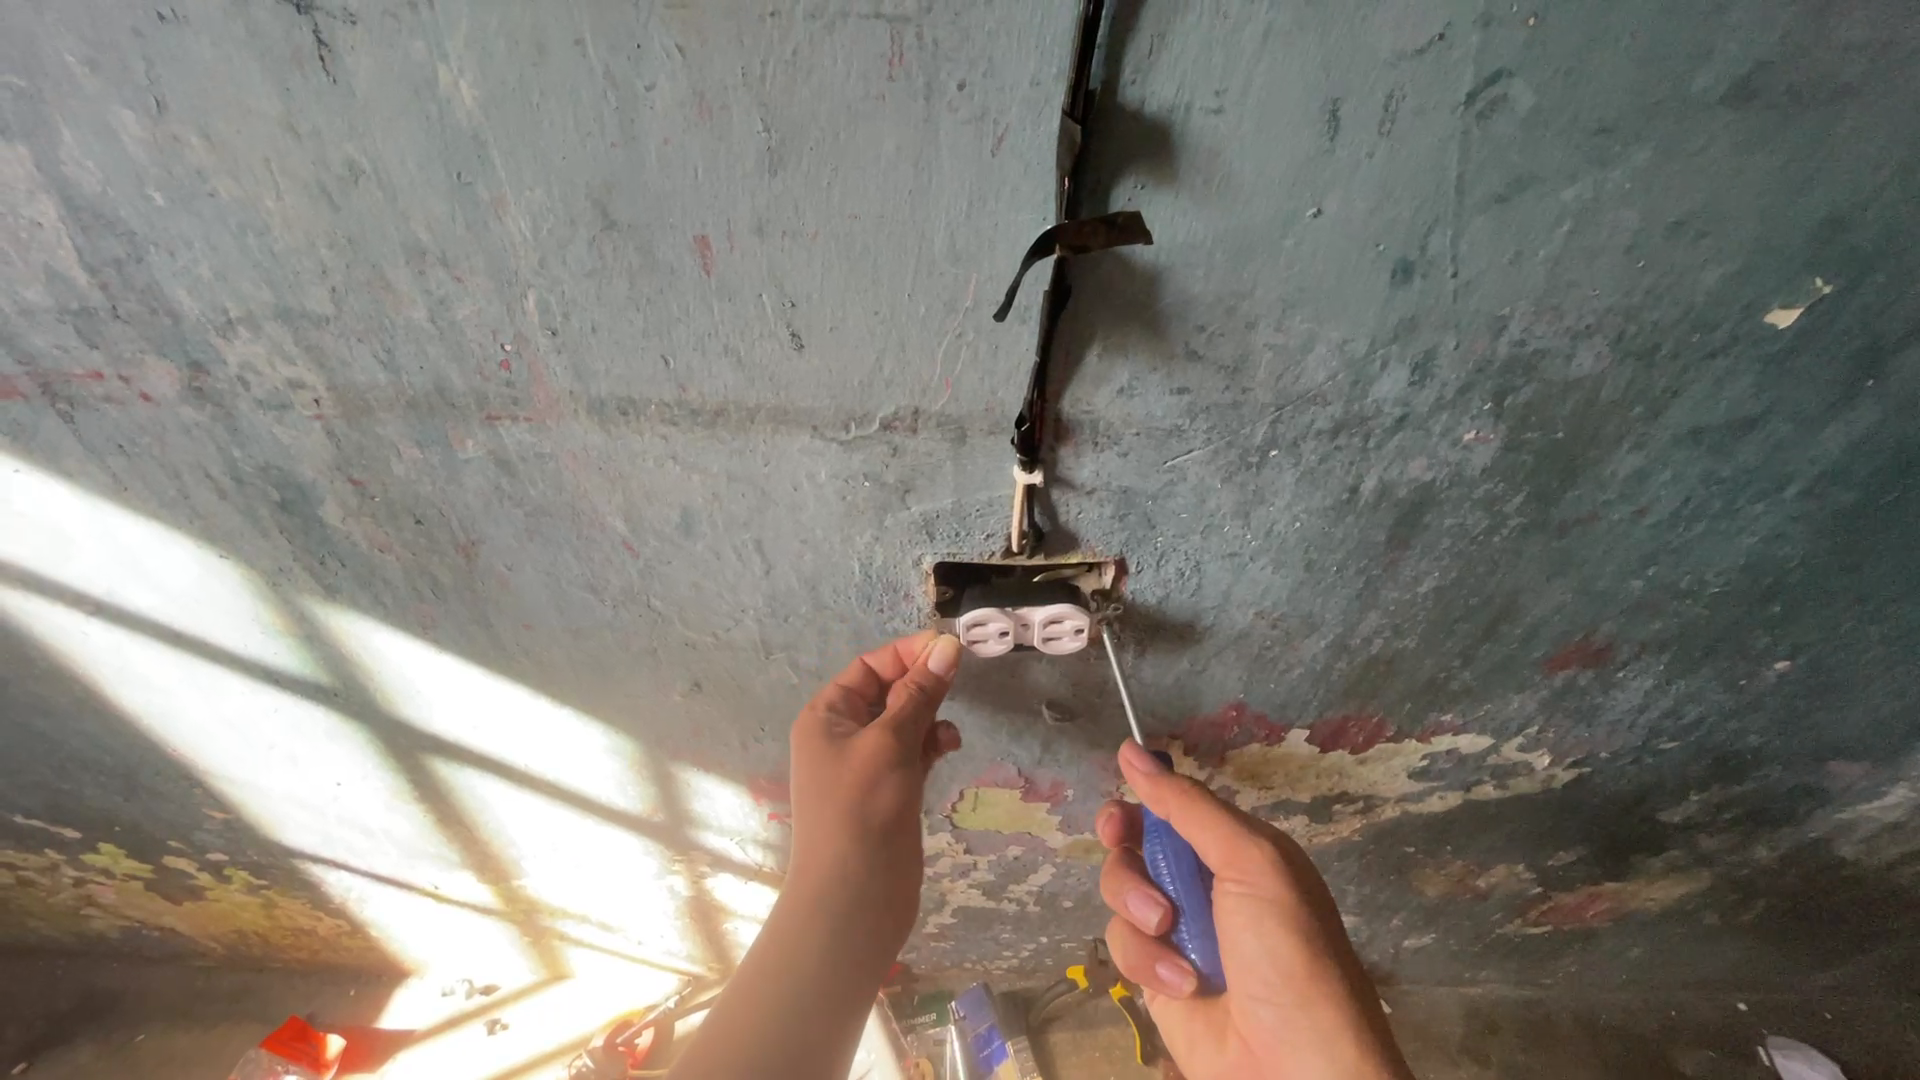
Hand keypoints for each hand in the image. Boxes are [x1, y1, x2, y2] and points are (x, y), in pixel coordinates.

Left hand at [786, 631, 963, 954]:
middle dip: (923, 684)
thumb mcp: (890, 742)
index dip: (907, 653)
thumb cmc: (861, 810)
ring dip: (930, 716)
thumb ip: (920, 694)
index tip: (950, 648)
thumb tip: (947, 646)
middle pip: (888, 691)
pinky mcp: (889, 790)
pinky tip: (948, 746)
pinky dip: (931, 744)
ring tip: (949, 731)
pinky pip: (913, 751)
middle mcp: (842, 735)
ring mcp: (866, 765)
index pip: (869, 667)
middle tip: (960, 679)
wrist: (853, 900)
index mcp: (827, 715)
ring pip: (905, 721)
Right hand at [1095, 741, 1413, 1079]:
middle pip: (1134, 846)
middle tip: (1129, 861)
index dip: (1140, 807)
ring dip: (1139, 909)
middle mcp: (1204, 884)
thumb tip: (1131, 748)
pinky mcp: (1157, 976)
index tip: (1121, 819)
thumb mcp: (1250, 863)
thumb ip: (1187, 806)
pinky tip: (1182, 983)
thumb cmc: (1288, 954)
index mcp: (1235, 850)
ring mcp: (1179, 931)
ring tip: (1169, 933)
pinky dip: (1147, 959)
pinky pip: (1123, 943)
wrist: (1297, 1071)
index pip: (1172, 809)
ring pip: (1121, 892)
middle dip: (1128, 859)